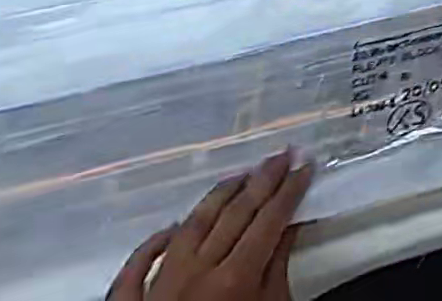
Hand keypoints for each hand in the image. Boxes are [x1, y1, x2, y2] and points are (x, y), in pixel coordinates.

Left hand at [108, 151, 313, 300]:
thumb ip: (277, 272)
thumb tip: (291, 227)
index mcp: (234, 281)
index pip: (270, 220)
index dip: (291, 189)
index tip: (307, 164)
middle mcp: (195, 274)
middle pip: (235, 213)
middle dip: (263, 179)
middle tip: (283, 154)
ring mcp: (157, 289)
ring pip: (190, 227)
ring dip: (218, 196)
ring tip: (241, 175)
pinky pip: (134, 270)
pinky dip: (152, 245)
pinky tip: (170, 227)